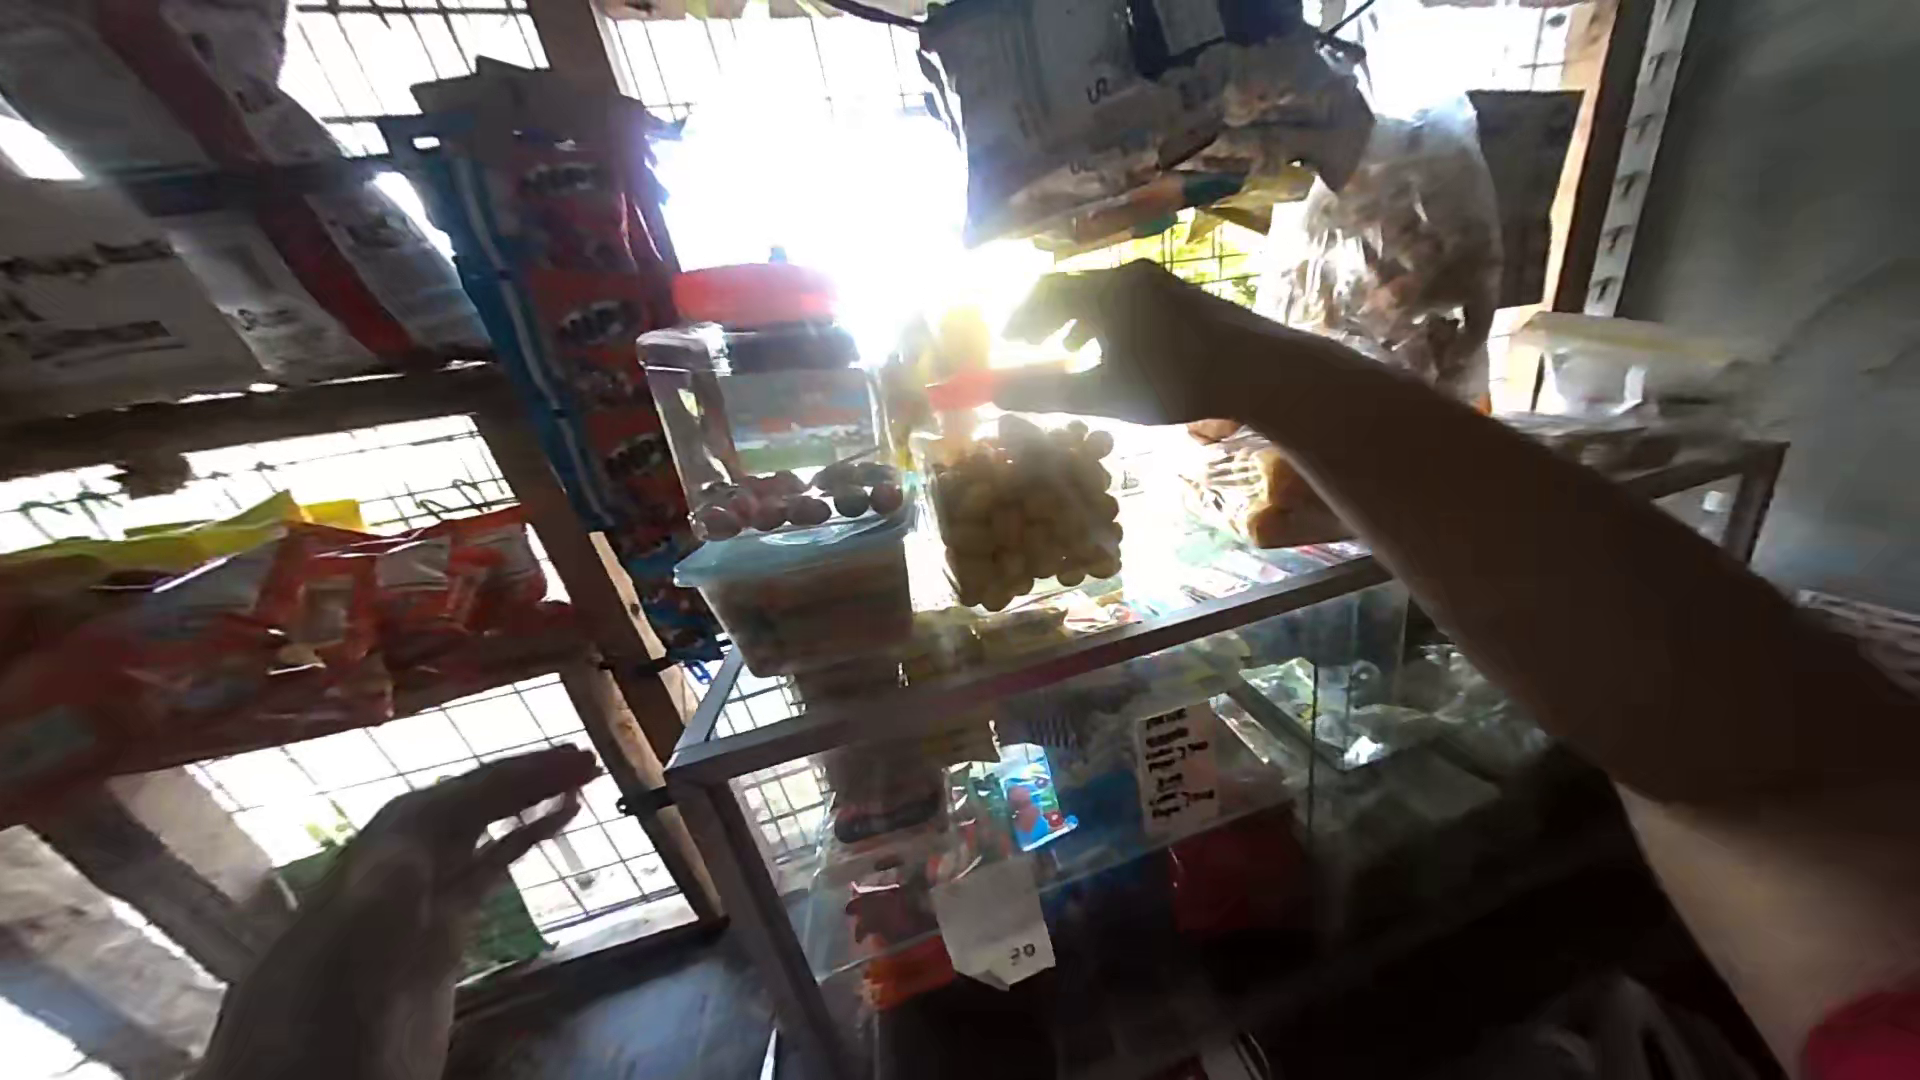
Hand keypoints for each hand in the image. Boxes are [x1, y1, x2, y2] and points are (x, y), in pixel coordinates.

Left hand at [198, 746, 597, 1079]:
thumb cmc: (319, 1038)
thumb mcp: (337, 973)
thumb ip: (368, 914)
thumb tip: (408, 857)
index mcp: (371, 872)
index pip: (449, 803)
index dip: (507, 777)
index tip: (565, 760)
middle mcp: (398, 873)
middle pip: (469, 806)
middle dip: (526, 777)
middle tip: (586, 759)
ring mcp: (421, 901)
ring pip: (485, 828)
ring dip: (532, 796)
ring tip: (584, 777)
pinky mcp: (442, 929)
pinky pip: (492, 864)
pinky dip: (530, 834)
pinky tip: (565, 816)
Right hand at [997, 261, 1316, 424]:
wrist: (1257, 368)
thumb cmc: (1173, 382)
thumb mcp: (1103, 394)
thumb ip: (1047, 394)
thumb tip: (998, 396)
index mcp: (1103, 293)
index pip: (1044, 293)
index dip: (1020, 316)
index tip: (1007, 340)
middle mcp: (1128, 275)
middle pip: (1072, 287)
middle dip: (1045, 316)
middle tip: (1031, 343)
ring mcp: (1157, 281)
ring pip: (1100, 291)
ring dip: (1075, 317)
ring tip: (1068, 346)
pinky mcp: (1179, 293)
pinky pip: (1126, 297)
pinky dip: (1105, 318)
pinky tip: (1114, 346)